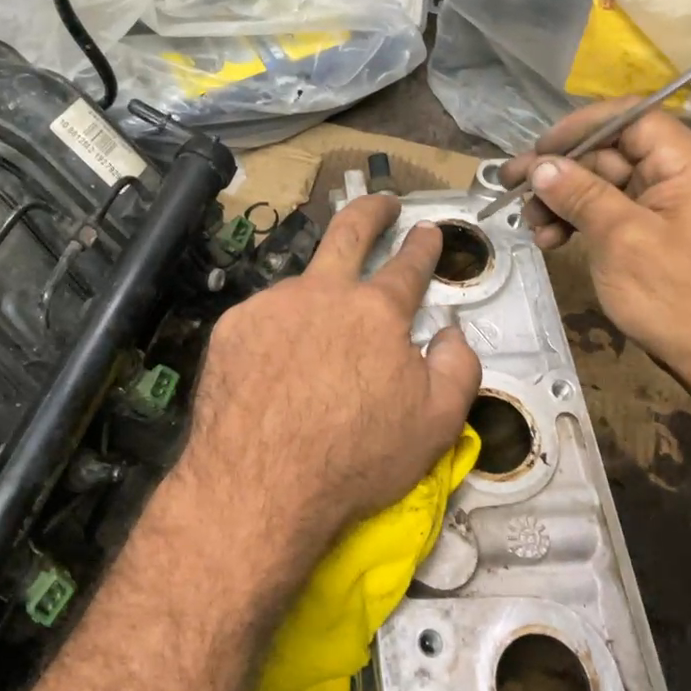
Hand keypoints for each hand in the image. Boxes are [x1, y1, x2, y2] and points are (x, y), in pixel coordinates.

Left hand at [180, 194, 481, 546]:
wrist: (259, 486)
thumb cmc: (356, 458)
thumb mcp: (436, 423)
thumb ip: (458, 367)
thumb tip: (449, 333)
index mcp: (375, 311)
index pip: (407, 266)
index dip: (422, 245)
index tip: (428, 230)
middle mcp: (321, 293)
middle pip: (348, 232)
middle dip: (372, 211)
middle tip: (382, 204)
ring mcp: (271, 306)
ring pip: (301, 287)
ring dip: (317, 297)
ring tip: (317, 340)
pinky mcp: (232, 328)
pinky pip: (265, 320)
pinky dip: (279, 333)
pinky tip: (277, 366)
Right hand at [499, 102, 690, 387]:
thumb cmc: (679, 298)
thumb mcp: (621, 240)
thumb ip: (580, 194)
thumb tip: (541, 164)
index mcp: (690, 164)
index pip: (630, 118)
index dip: (579, 128)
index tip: (538, 151)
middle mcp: (686, 177)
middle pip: (614, 154)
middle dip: (563, 173)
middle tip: (513, 190)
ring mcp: (677, 209)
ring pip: (610, 187)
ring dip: (567, 202)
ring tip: (533, 227)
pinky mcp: (666, 238)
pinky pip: (619, 215)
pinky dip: (586, 224)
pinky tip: (555, 241)